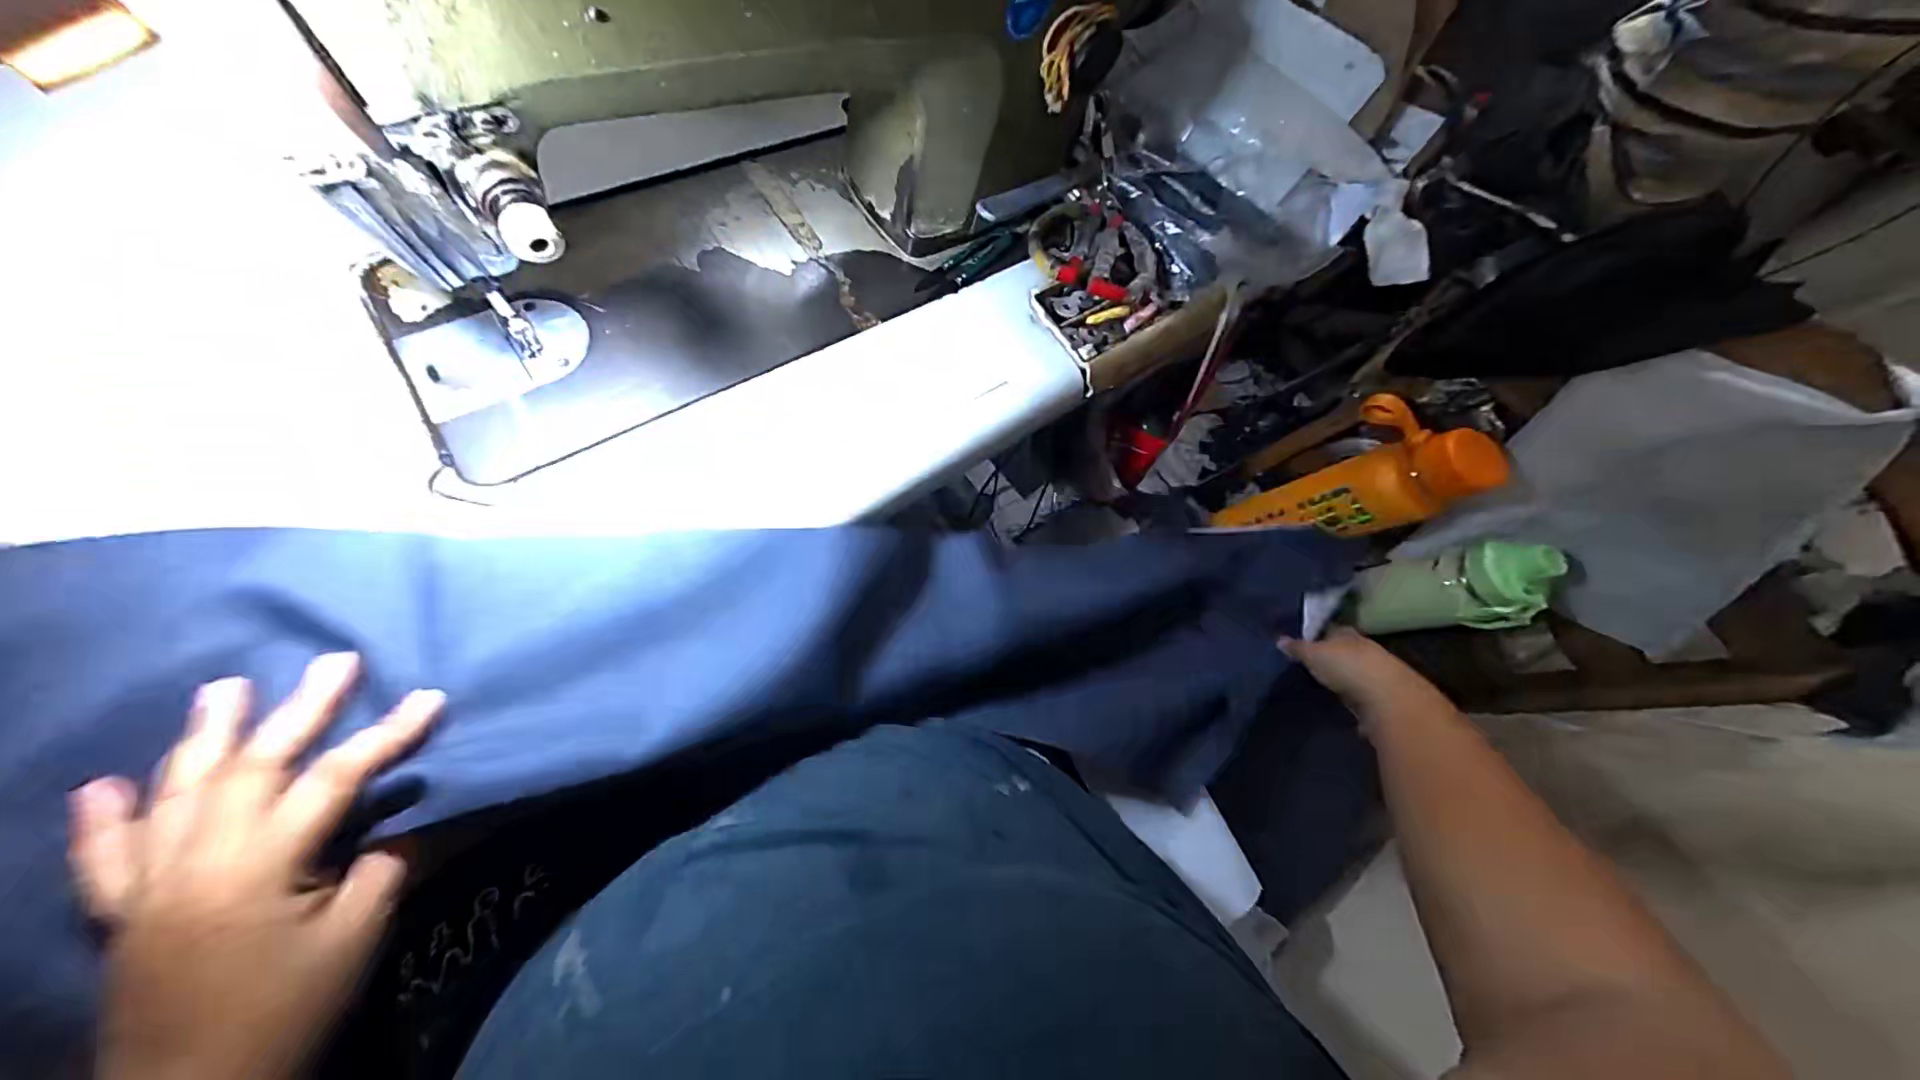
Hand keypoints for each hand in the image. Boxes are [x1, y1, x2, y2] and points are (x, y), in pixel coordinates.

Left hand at [68, 653, 444, 1079]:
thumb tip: (414, 815)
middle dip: (301, 709)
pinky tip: (103, 786)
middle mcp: (194, 861)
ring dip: (204, 736)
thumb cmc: (291, 1006)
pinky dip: (104, 819)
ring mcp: (148, 886)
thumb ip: (387, 863)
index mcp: (258, 865)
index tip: (431, 697)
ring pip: (177, 793)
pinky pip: (106, 858)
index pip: (336, 778)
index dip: (389, 734)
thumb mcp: (359, 932)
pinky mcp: (124, 914)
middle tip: (335, 662)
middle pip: (253, 767)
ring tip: (226, 688)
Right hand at [1279, 626, 1451, 728]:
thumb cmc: (1346, 667)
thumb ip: (1297, 648)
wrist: (1388, 699)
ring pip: (1357, 669)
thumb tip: (1280, 639)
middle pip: (1346, 649)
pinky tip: (1344, 700)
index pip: (1332, 629)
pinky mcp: (1384, 694)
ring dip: (1346, 675)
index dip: (1319, 633)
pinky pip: (1364, 690)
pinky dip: (1355, 693)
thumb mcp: (1313, 655)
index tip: (1306, 639)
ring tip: (1326, 682)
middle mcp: (1365, 648)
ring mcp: (1378, 672)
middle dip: (1333, 654)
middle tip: (1314, 662)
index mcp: (1348, 634)